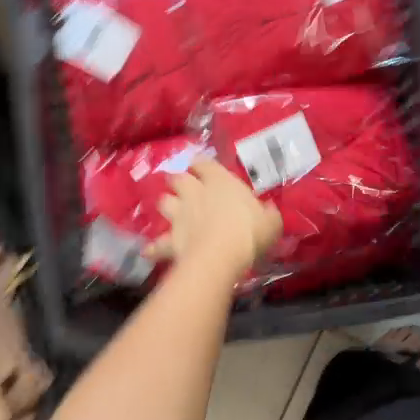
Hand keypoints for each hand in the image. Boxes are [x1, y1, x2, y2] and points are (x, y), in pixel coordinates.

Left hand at [144, 158, 281, 277]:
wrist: (221, 255)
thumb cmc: (249, 231)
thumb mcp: (270, 221)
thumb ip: (267, 214)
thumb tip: (268, 211)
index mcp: (219, 181)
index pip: (204, 163)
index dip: (201, 165)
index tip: (202, 168)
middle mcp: (194, 193)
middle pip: (178, 179)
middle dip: (178, 181)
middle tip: (184, 187)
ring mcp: (179, 215)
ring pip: (164, 202)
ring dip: (166, 205)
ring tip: (170, 211)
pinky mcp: (171, 239)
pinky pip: (158, 243)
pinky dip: (154, 247)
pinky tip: (150, 251)